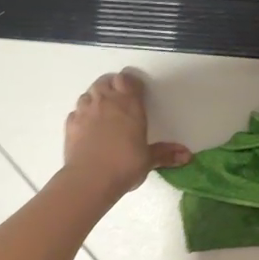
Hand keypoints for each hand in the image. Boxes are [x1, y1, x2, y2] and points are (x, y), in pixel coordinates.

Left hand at [62, 71, 191, 197]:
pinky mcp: (70, 123)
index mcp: (129, 104)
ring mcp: (85, 110)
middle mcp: (106, 101)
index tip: (136, 91)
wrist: (90, 179)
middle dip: (112, 85)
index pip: (128, 80)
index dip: (131, 83)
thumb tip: (187, 155)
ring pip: (89, 93)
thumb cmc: (125, 165)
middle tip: (119, 98)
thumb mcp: (148, 160)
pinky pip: (76, 111)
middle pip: (106, 81)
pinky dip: (81, 114)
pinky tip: (86, 125)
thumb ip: (166, 154)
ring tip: (102, 109)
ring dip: (95, 96)